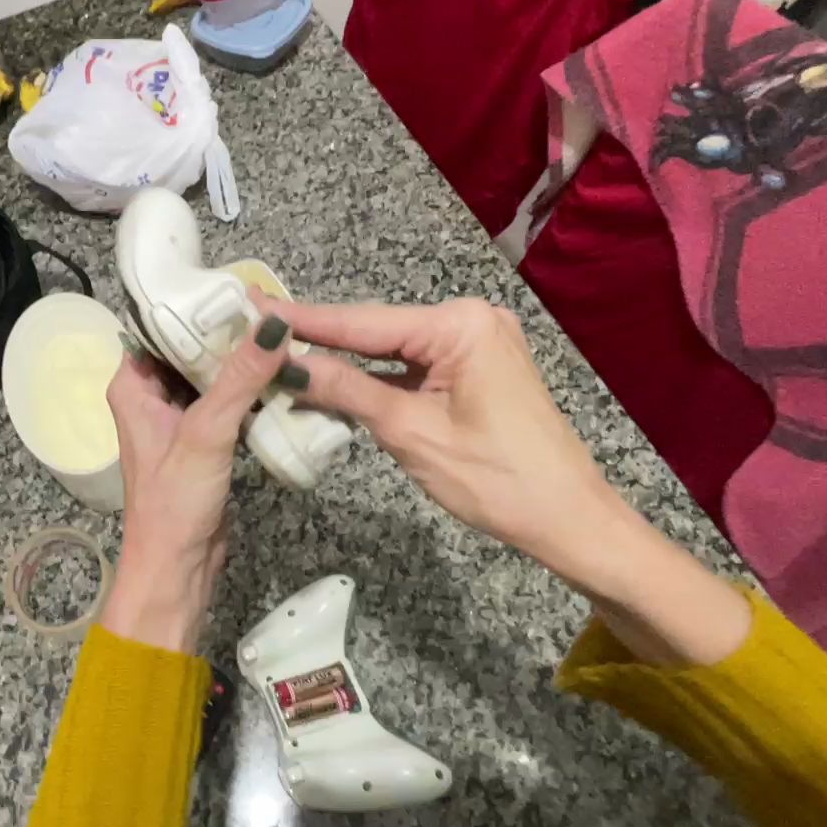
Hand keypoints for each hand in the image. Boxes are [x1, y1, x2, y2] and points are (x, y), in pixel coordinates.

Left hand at [98, 316, 295, 652]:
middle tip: (271, 310)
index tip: (234, 289)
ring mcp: (177, 418)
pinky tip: (279, 376)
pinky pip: (224, 402)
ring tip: (281, 336)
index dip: (192, 306)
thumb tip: (274, 325)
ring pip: (209, 376)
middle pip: (188, 349)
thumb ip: (240, 379)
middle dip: (225, 333)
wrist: (178, 565)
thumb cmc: (175, 499)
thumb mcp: (207, 432)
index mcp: (132, 385)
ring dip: (239, 363)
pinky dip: (247, 391)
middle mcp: (150, 396)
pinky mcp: (202, 439)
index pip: (157, 328)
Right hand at [263, 295, 749, 664]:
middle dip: (317, 337)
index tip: (254, 303)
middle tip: (257, 328)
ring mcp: (472, 344)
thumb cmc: (497, 480)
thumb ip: (345, 390)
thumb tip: (286, 364)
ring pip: (387, 350)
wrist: (572, 523)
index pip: (361, 322)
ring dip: (340, 360)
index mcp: (459, 325)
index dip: (302, 319)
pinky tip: (327, 379)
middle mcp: (468, 320)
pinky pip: (407, 367)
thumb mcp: (409, 432)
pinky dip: (371, 378)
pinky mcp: (471, 369)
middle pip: (373, 331)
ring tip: (279, 352)